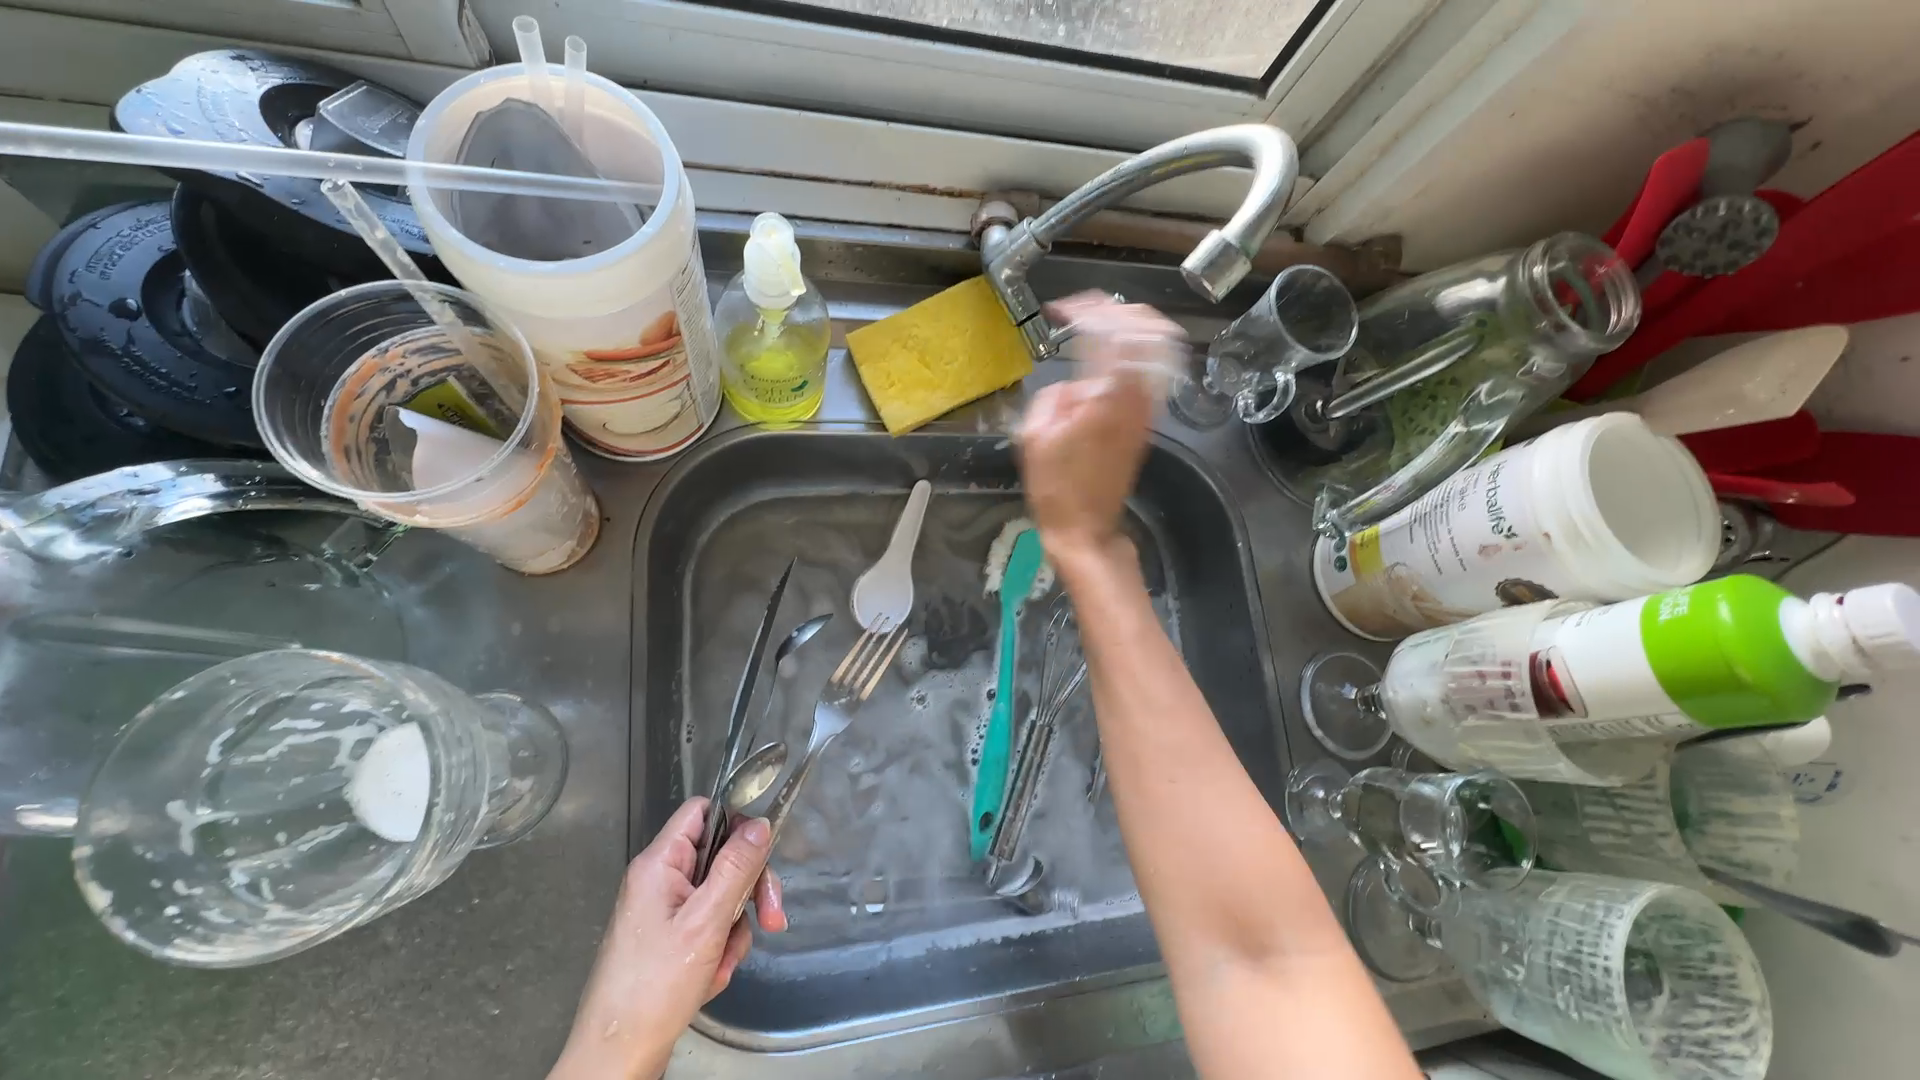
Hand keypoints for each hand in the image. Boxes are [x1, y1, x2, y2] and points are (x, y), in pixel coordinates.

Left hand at [550, 798, 785, 1079]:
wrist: (617, 1054)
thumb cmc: (656, 984)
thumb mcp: (706, 921)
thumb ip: (735, 868)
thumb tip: (759, 823)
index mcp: (660, 863)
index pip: (702, 812)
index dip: (736, 823)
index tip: (763, 852)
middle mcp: (659, 880)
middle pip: (720, 858)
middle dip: (748, 889)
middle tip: (771, 918)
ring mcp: (662, 911)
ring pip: (720, 896)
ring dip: (733, 929)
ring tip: (723, 963)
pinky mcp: (667, 940)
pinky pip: (708, 927)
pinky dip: (718, 950)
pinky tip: (711, 977)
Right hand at [1018, 292, 1182, 562]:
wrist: (1086, 529)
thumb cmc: (1055, 489)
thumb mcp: (1034, 437)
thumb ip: (1053, 396)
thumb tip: (1073, 386)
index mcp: (1105, 397)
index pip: (1109, 331)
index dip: (1084, 310)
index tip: (1058, 310)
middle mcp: (1136, 397)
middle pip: (1148, 331)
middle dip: (1118, 310)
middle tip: (1087, 310)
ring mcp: (1147, 410)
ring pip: (1158, 349)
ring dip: (1132, 328)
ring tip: (1100, 324)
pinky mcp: (1147, 423)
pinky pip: (1153, 372)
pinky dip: (1138, 352)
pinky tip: (1113, 353)